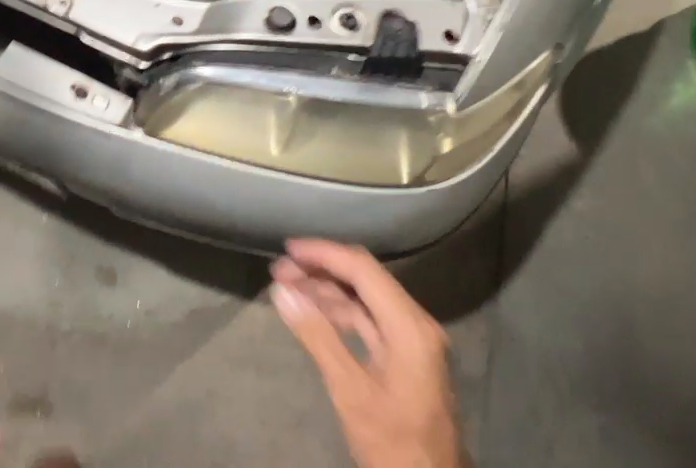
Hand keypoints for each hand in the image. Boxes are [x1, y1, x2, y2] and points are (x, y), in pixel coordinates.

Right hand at [270, 239, 462, 467]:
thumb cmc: (393, 444)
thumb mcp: (350, 391)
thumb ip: (317, 336)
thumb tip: (281, 291)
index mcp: (409, 326)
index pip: (363, 270)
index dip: (324, 254)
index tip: (287, 250)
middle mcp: (416, 324)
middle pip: (365, 279)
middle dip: (321, 271)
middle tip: (280, 273)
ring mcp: (413, 341)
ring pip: (365, 299)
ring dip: (328, 291)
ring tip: (289, 291)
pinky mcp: (406, 357)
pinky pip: (370, 320)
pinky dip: (340, 313)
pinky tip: (314, 315)